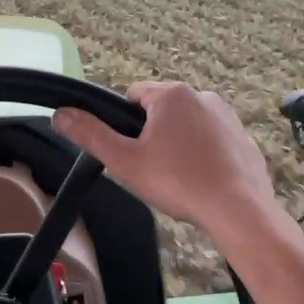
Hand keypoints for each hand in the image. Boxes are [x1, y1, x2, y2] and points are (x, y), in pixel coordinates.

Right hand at [51, 82, 275, 238]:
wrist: (237, 209)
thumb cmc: (178, 182)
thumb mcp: (125, 161)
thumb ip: (91, 135)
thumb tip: (60, 114)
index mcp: (172, 94)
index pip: (133, 96)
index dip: (124, 125)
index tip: (130, 152)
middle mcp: (202, 95)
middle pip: (161, 112)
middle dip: (152, 136)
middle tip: (152, 170)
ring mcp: (227, 116)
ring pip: (187, 126)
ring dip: (178, 145)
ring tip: (178, 179)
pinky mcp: (242, 138)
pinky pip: (212, 142)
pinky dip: (203, 157)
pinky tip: (201, 182)